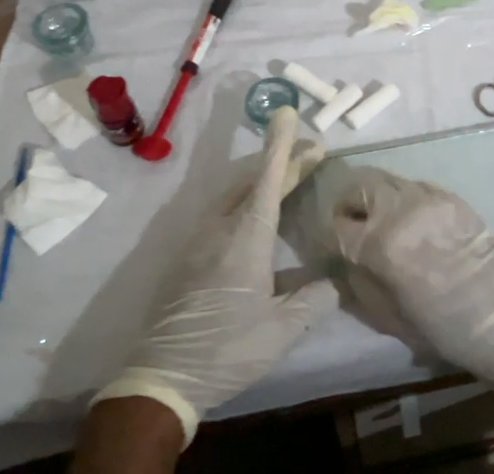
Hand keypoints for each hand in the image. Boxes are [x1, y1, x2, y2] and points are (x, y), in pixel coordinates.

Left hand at [90, 107, 337, 444]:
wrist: (161, 379)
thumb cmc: (226, 351)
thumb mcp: (281, 331)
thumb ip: (313, 300)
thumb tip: (333, 282)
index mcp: (245, 239)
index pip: (267, 181)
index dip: (281, 147)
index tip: (287, 113)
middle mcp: (218, 230)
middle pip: (250, 181)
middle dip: (281, 162)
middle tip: (311, 152)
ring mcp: (197, 242)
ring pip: (232, 196)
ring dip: (261, 181)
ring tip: (287, 178)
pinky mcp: (186, 258)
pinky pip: (220, 214)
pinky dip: (244, 202)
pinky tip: (257, 221)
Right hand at [331, 170, 493, 414]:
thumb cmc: (438, 326)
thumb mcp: (383, 315)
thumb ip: (355, 280)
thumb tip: (339, 259)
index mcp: (380, 244)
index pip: (335, 225)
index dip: (326, 236)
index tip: (328, 246)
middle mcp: (401, 210)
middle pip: (358, 186)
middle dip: (348, 205)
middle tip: (350, 225)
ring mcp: (428, 197)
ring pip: (386, 180)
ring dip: (375, 198)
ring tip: (378, 221)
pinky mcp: (450, 196)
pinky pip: (414, 187)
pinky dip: (402, 199)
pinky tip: (409, 222)